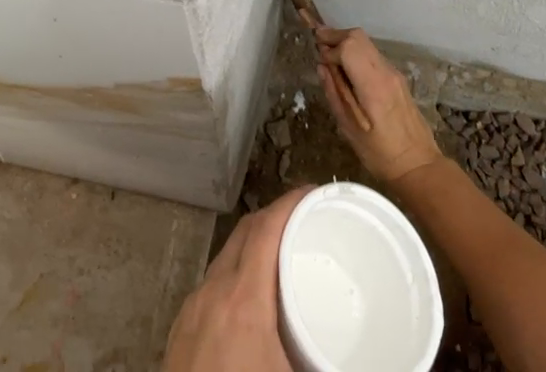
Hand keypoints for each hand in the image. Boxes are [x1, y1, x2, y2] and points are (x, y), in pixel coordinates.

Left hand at [163, 186, 310, 371]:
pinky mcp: (181, 325)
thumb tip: (364, 353)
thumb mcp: (293, 371)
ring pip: (226, 257)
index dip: (290, 203)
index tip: (313, 192)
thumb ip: (320, 351)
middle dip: (275, 217)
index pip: (265, 230)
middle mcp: (213, 292)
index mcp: (244, 299)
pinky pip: (212, 283)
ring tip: (282, 257)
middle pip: (244, 233)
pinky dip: (235, 274)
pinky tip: (251, 296)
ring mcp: (192, 307)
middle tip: (307, 221)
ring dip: (254, 247)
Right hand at [315, 28, 443, 184]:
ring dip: (346, 44)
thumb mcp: (348, 128)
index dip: (329, 49)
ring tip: (330, 58)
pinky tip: (347, 70)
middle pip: (358, 37)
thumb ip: (334, 93)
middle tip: (318, 46)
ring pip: (367, 44)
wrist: (417, 164)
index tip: (319, 60)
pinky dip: (357, 54)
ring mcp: (394, 74)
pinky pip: (373, 56)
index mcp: (373, 85)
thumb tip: (322, 67)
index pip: (348, 47)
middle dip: (335, 37)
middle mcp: (386, 72)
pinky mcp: (397, 79)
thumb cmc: (379, 152)